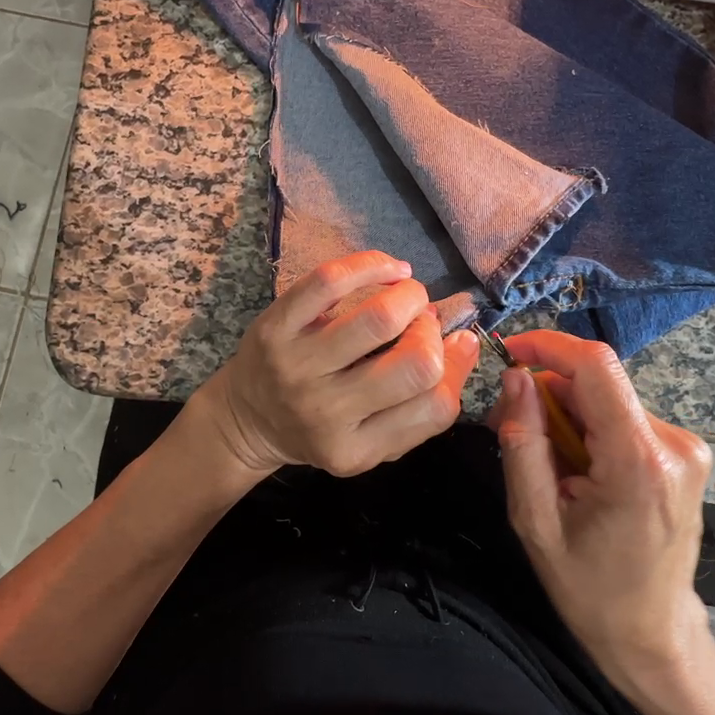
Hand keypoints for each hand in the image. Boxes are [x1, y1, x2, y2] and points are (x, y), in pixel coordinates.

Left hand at [192, 251, 480, 476]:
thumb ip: (424, 406)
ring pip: (377, 319)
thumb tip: (468, 340)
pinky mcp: (275, 327)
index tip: (445, 346)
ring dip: (408, 296)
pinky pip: (330, 282)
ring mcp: (297, 367)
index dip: (452, 368)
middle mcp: (327, 412)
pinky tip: (390, 269)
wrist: (247, 418)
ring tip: (407, 293)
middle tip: (420, 322)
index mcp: (358, 449)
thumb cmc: (319, 429)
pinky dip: (371, 266)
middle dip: (431, 332)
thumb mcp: (371, 441)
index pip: (436, 407)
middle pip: (415, 364)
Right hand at [489, 330, 714, 686]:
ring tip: (539, 458)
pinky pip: (621, 416)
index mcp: (639, 461)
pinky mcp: (683, 453)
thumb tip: (516, 378)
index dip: (548, 346)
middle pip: (595, 383)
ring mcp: (685, 447)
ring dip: (564, 413)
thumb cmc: (590, 587)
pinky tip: (571, 465)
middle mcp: (673, 443)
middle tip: (506, 425)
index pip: (596, 366)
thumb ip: (523, 442)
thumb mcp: (535, 520)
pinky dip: (587, 427)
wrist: (653, 633)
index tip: (508, 352)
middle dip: (545, 393)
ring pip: (605, 398)